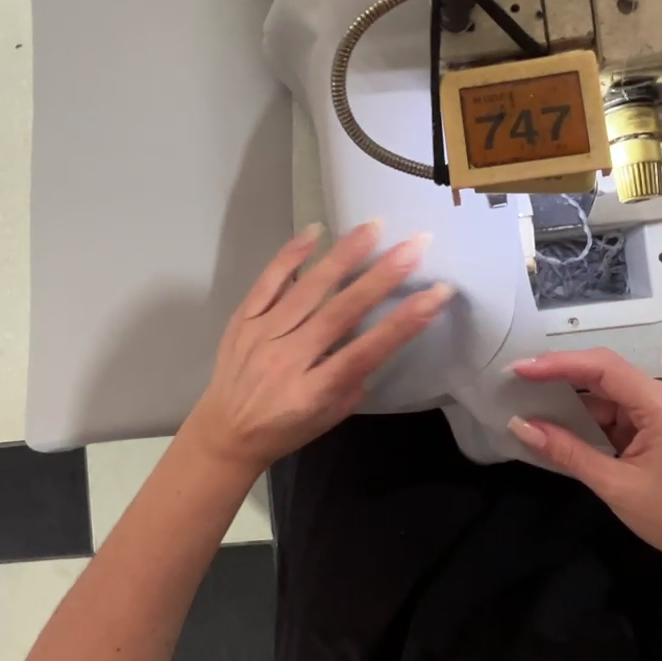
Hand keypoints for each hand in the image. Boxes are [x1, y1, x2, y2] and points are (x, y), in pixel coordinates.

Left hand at [179, 221, 452, 475]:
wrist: (224, 433)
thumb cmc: (286, 428)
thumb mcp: (330, 416)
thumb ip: (353, 378)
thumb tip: (375, 336)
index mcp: (314, 390)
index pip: (366, 351)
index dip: (404, 323)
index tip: (437, 293)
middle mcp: (289, 358)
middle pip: (340, 312)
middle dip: (382, 276)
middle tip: (416, 245)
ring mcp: (262, 335)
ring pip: (308, 289)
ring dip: (344, 255)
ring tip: (374, 227)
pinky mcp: (242, 319)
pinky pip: (268, 281)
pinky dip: (291, 255)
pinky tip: (316, 232)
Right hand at [507, 348, 661, 577]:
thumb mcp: (615, 485)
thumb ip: (567, 452)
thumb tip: (521, 427)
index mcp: (660, 404)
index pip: (602, 368)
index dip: (558, 364)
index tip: (520, 369)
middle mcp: (661, 397)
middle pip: (603, 374)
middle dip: (559, 375)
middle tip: (516, 380)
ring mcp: (659, 412)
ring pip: (605, 394)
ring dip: (569, 400)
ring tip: (527, 401)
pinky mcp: (654, 428)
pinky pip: (613, 413)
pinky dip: (584, 419)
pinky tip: (556, 425)